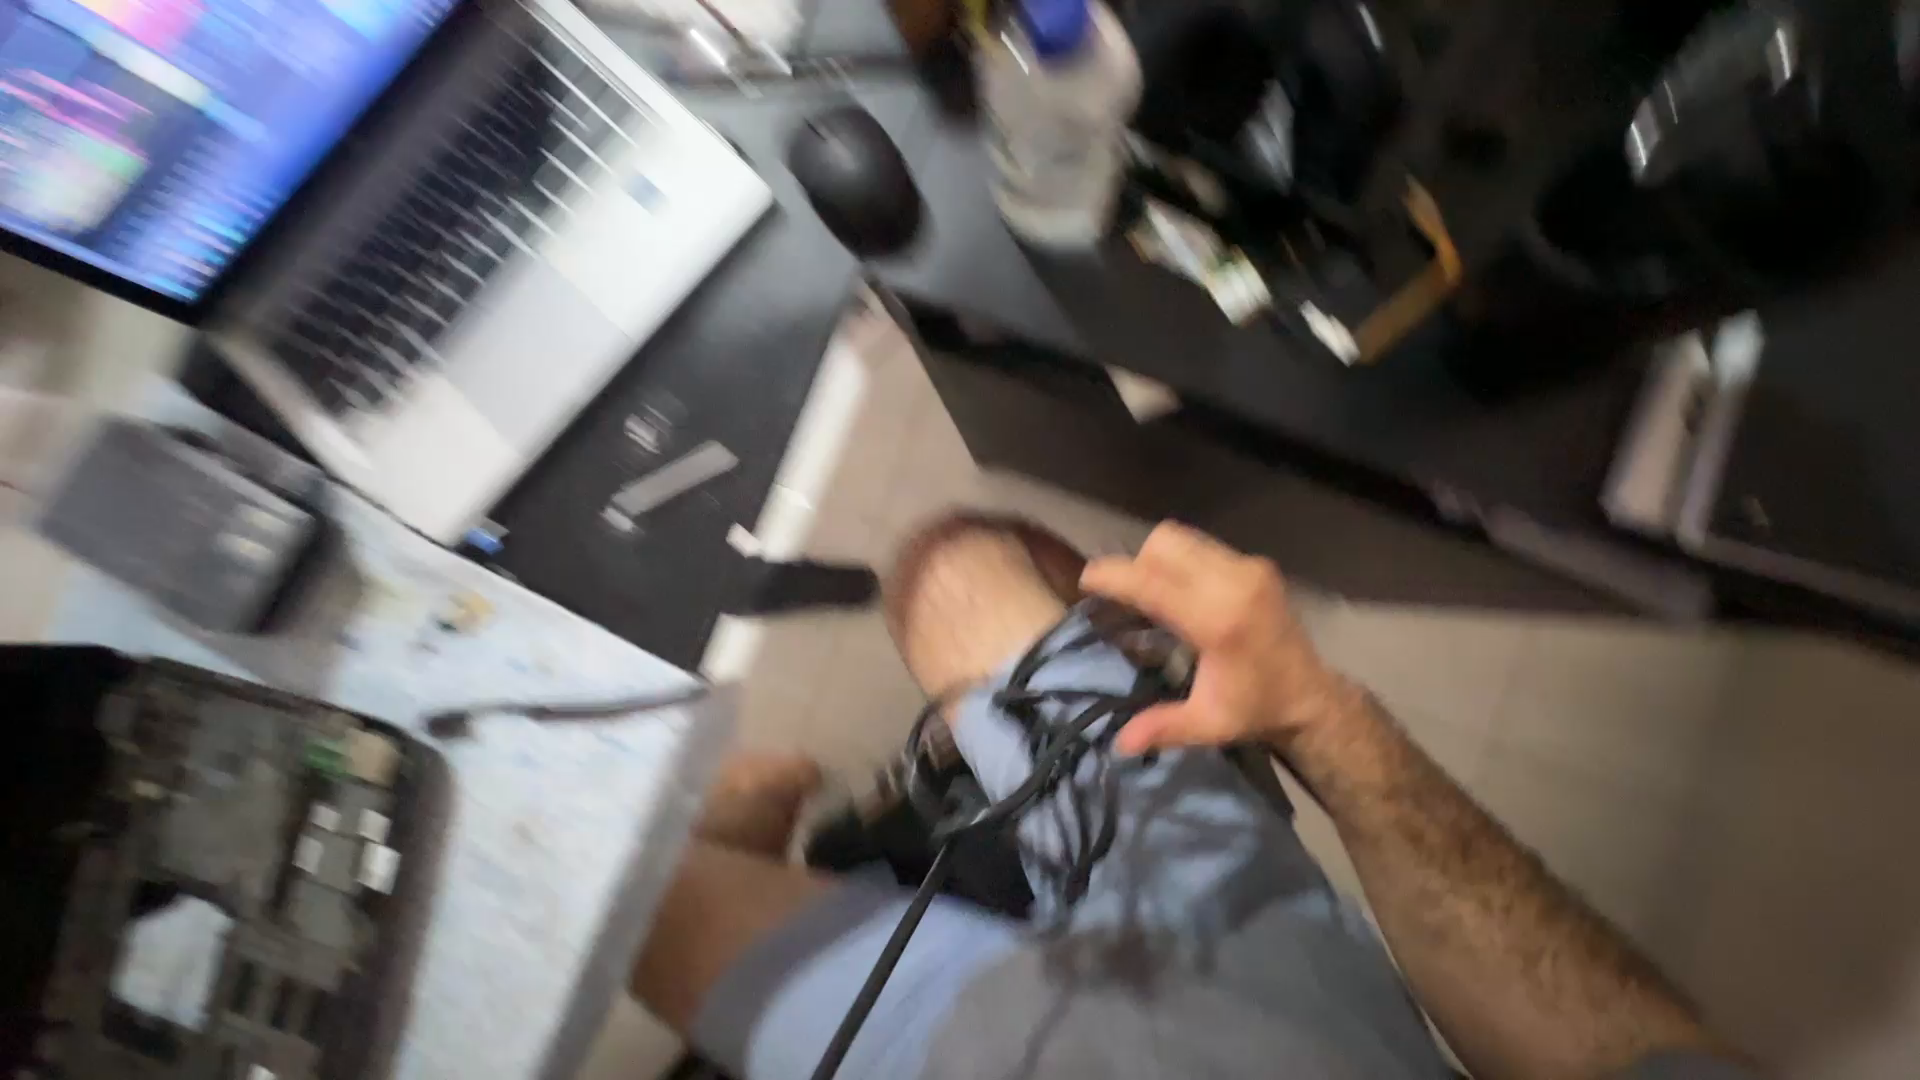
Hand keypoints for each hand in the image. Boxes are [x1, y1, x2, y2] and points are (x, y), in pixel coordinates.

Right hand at [1080, 522, 1355, 755]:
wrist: (1311, 695)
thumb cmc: (1254, 708)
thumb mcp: (1209, 725)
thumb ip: (1163, 728)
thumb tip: (1119, 744)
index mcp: (1218, 621)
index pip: (1153, 583)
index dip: (1113, 576)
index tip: (1086, 580)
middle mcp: (1233, 583)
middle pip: (1163, 546)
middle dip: (1135, 565)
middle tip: (1127, 596)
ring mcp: (1248, 567)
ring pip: (1181, 538)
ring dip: (1156, 558)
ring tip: (1152, 592)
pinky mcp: (1255, 563)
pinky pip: (1201, 545)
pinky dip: (1180, 559)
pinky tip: (1180, 590)